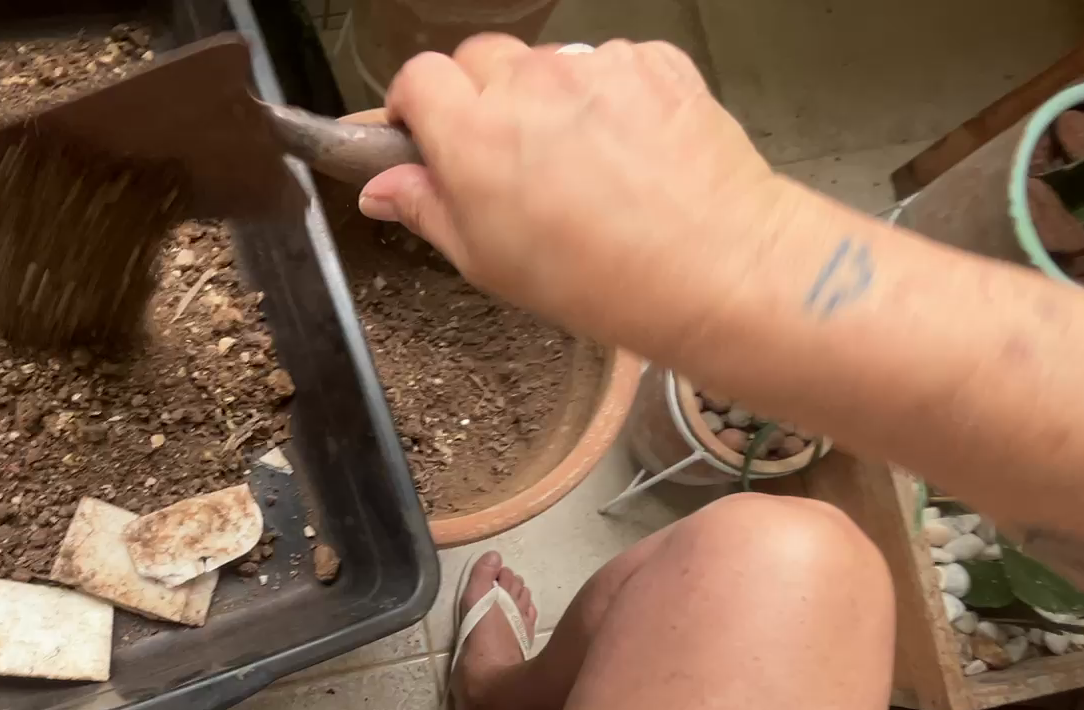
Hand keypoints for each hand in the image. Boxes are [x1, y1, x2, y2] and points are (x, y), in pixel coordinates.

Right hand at [359, 35, 792, 353]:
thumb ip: (425, 210)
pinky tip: (614, 150)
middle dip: (473, 99)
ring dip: (536, 100)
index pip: (417, 78)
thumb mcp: (483, 260)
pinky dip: (595, 97)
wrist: (702, 264)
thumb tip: (380, 189)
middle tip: (494, 157)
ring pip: (540, 64)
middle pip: (476, 59)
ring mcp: (592, 65)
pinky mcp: (648, 58)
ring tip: (567, 164)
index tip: (420, 134)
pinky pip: (601, 65)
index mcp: (473, 136)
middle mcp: (527, 85)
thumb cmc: (586, 277)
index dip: (411, 105)